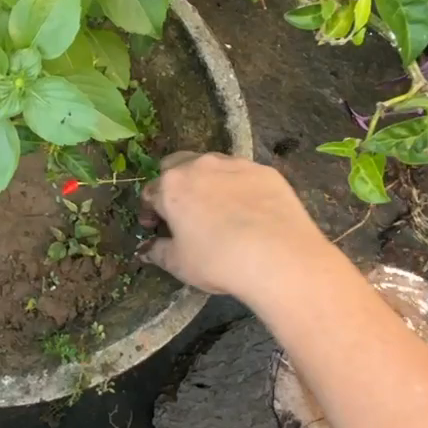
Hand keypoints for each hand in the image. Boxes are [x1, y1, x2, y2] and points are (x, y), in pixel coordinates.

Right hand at [139, 152, 336, 302]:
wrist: (280, 257)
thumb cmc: (218, 260)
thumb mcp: (180, 263)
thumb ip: (158, 252)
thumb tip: (147, 250)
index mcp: (172, 186)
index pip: (150, 192)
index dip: (150, 211)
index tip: (155, 228)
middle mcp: (200, 166)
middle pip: (177, 166)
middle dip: (174, 185)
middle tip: (183, 212)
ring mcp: (235, 164)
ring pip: (211, 166)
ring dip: (206, 182)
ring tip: (217, 209)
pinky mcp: (265, 171)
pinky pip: (243, 174)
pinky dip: (238, 187)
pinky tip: (248, 211)